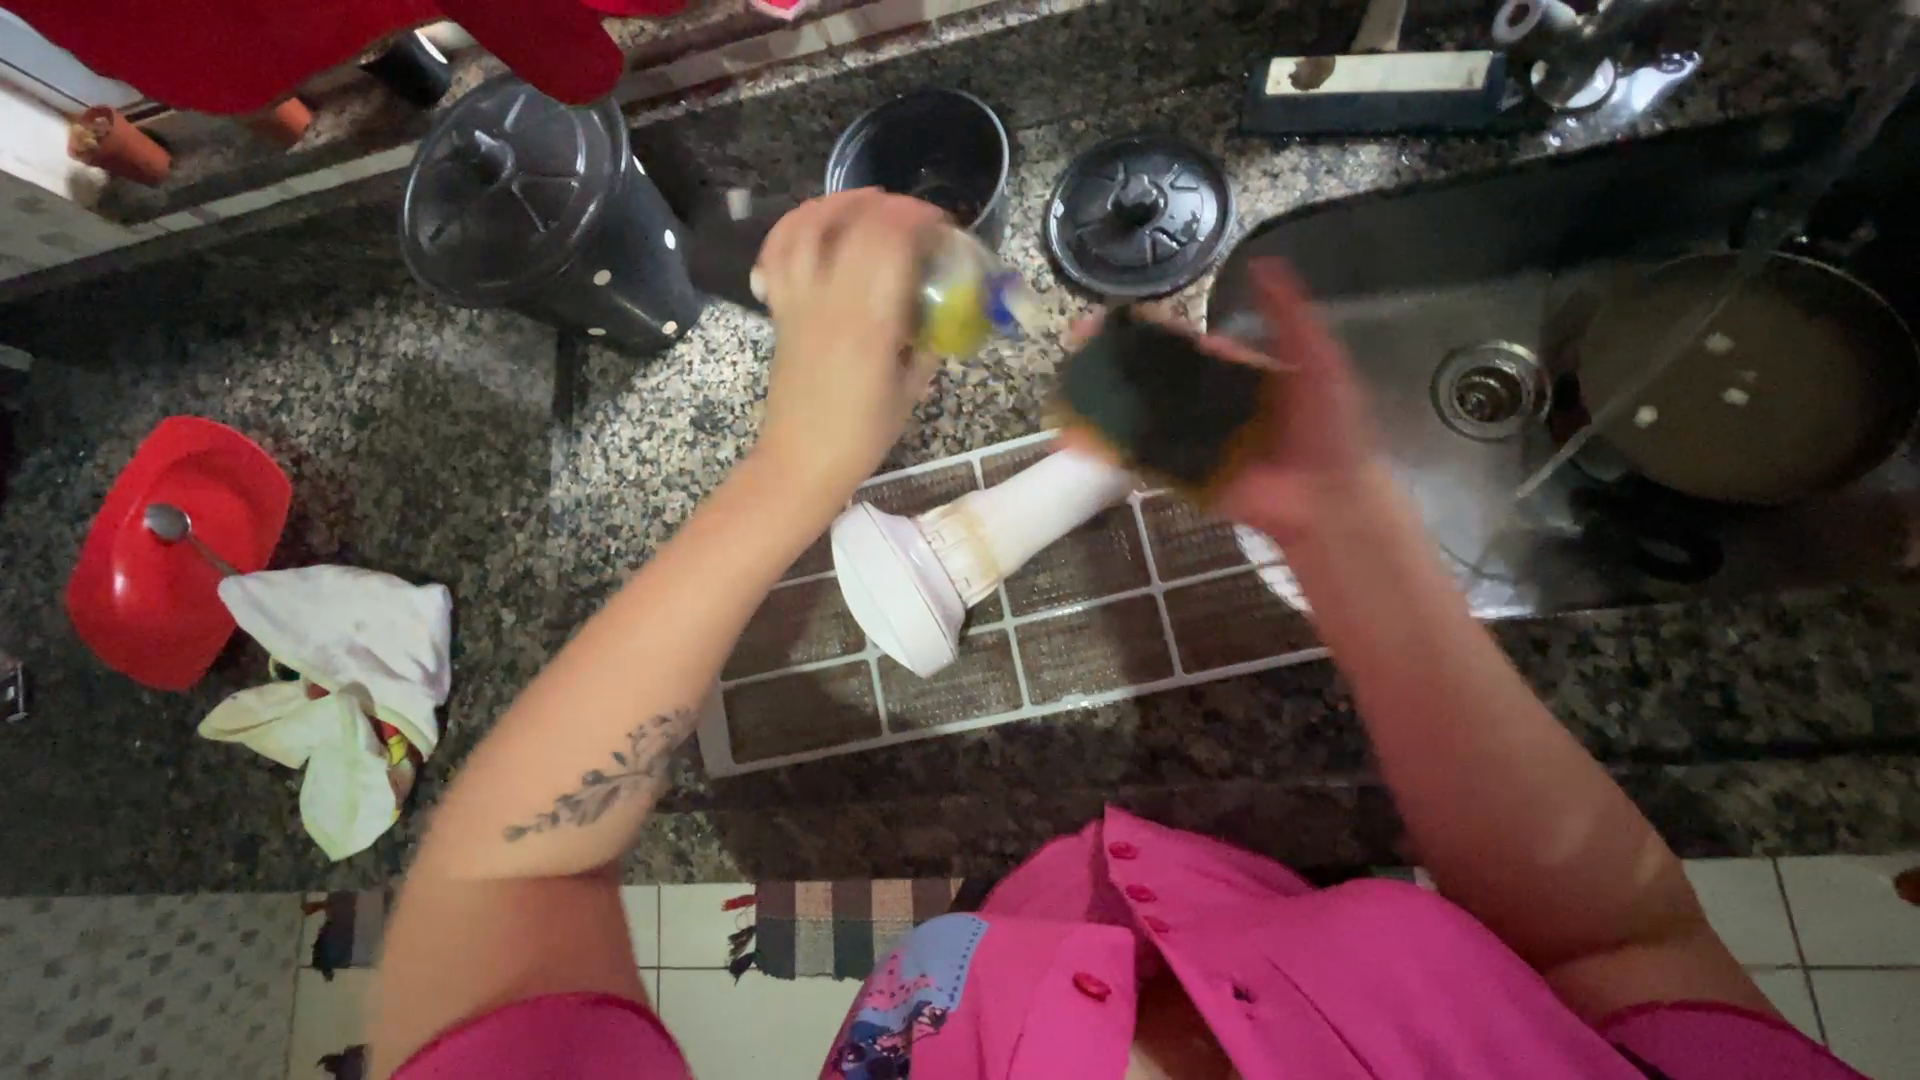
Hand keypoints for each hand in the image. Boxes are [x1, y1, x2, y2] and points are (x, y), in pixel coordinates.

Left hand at [752, 189, 945, 505]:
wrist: (802, 460)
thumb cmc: (862, 435)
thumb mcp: (910, 391)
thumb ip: (926, 345)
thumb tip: (937, 314)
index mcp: (870, 322)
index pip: (892, 241)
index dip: (919, 219)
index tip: (941, 226)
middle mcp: (830, 300)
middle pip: (855, 223)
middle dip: (891, 207)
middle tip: (915, 218)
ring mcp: (798, 302)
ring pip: (807, 227)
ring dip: (839, 203)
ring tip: (866, 203)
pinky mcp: (779, 311)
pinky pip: (777, 255)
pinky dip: (794, 228)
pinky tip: (815, 224)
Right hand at [1065, 258, 1380, 546]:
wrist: (1326, 494)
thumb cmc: (1327, 426)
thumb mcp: (1315, 360)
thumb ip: (1289, 315)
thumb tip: (1264, 263)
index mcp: (1226, 370)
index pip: (1175, 341)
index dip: (1140, 327)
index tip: (1106, 316)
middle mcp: (1198, 401)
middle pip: (1144, 375)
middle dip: (1107, 360)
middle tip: (1073, 346)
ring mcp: (1184, 439)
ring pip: (1135, 415)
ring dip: (1098, 403)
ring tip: (1063, 391)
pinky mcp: (1178, 473)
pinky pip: (1138, 458)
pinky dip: (1106, 451)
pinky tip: (1075, 440)